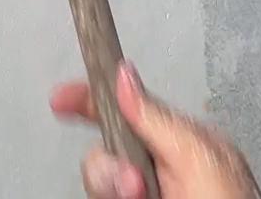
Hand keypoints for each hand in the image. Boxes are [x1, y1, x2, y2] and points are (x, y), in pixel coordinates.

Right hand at [51, 63, 260, 198]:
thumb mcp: (200, 157)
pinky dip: (109, 194)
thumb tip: (124, 74)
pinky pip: (104, 197)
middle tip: (132, 187)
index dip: (90, 99)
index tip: (61, 100)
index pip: (125, 107)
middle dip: (105, 168)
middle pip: (103, 152)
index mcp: (179, 142)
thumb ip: (158, 118)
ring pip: (100, 184)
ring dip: (109, 188)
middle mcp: (159, 170)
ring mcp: (148, 193)